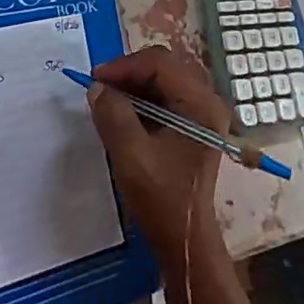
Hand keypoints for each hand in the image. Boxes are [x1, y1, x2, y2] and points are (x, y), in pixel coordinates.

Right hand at [87, 46, 229, 250]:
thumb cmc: (162, 198)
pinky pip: (164, 96)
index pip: (160, 63)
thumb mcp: (131, 155)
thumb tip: (98, 87)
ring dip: (133, 85)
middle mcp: (206, 100)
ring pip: (162, 79)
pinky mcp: (192, 123)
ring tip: (107, 99)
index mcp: (200, 103)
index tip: (96, 80)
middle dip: (128, 73)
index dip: (125, 66)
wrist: (184, 239)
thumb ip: (113, 115)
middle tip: (100, 87)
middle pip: (163, 66)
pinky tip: (122, 112)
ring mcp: (201, 112)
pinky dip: (140, 98)